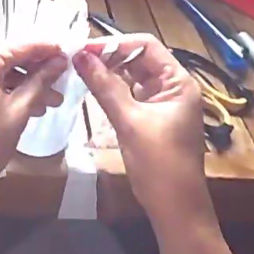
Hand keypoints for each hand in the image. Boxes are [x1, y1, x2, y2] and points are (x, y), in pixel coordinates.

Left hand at [0, 41, 67, 215]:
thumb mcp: (17, 114)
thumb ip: (39, 83)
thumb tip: (59, 62)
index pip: (18, 45)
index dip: (46, 49)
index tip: (69, 53)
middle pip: (6, 56)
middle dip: (36, 69)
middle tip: (64, 81)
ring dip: (23, 83)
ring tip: (51, 100)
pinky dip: (5, 90)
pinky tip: (28, 105)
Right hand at [72, 35, 213, 220]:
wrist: (176, 210)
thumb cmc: (159, 165)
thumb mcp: (129, 121)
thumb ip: (104, 85)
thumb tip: (79, 55)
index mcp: (178, 83)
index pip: (145, 45)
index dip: (114, 43)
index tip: (83, 49)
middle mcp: (173, 87)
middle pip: (138, 57)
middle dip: (108, 55)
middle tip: (76, 59)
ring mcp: (162, 102)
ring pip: (132, 74)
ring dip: (107, 70)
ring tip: (79, 69)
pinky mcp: (151, 116)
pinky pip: (129, 91)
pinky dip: (111, 87)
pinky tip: (92, 87)